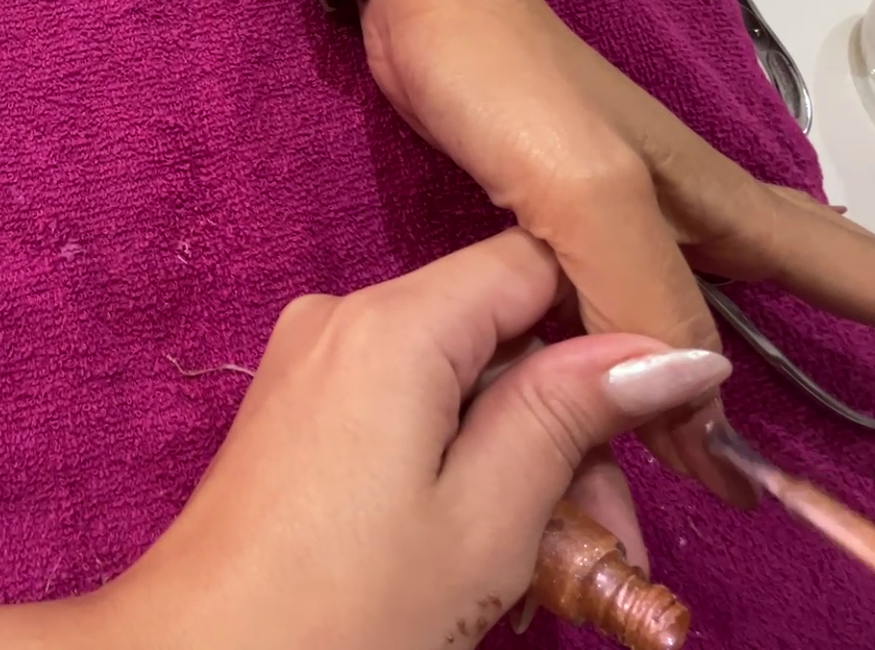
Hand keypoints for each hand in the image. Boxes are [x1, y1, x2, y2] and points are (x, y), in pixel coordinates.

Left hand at [105, 231, 730, 649]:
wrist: (204, 644)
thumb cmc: (350, 603)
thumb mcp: (483, 516)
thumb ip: (565, 414)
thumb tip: (670, 349)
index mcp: (390, 323)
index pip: (526, 263)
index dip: (606, 324)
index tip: (666, 416)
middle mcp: (341, 312)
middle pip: (490, 327)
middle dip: (561, 420)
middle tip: (607, 540)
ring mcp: (310, 349)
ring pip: (451, 368)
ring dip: (513, 450)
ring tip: (547, 566)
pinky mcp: (296, 389)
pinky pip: (399, 391)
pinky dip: (450, 446)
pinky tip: (470, 532)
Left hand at [357, 0, 874, 503]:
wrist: (424, 7)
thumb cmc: (507, 81)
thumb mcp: (583, 185)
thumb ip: (640, 287)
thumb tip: (698, 402)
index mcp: (714, 205)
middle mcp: (679, 208)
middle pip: (818, 286)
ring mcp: (612, 201)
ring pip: (720, 290)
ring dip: (780, 341)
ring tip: (823, 398)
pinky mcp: (546, 197)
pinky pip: (627, 277)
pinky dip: (664, 315)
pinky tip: (664, 325)